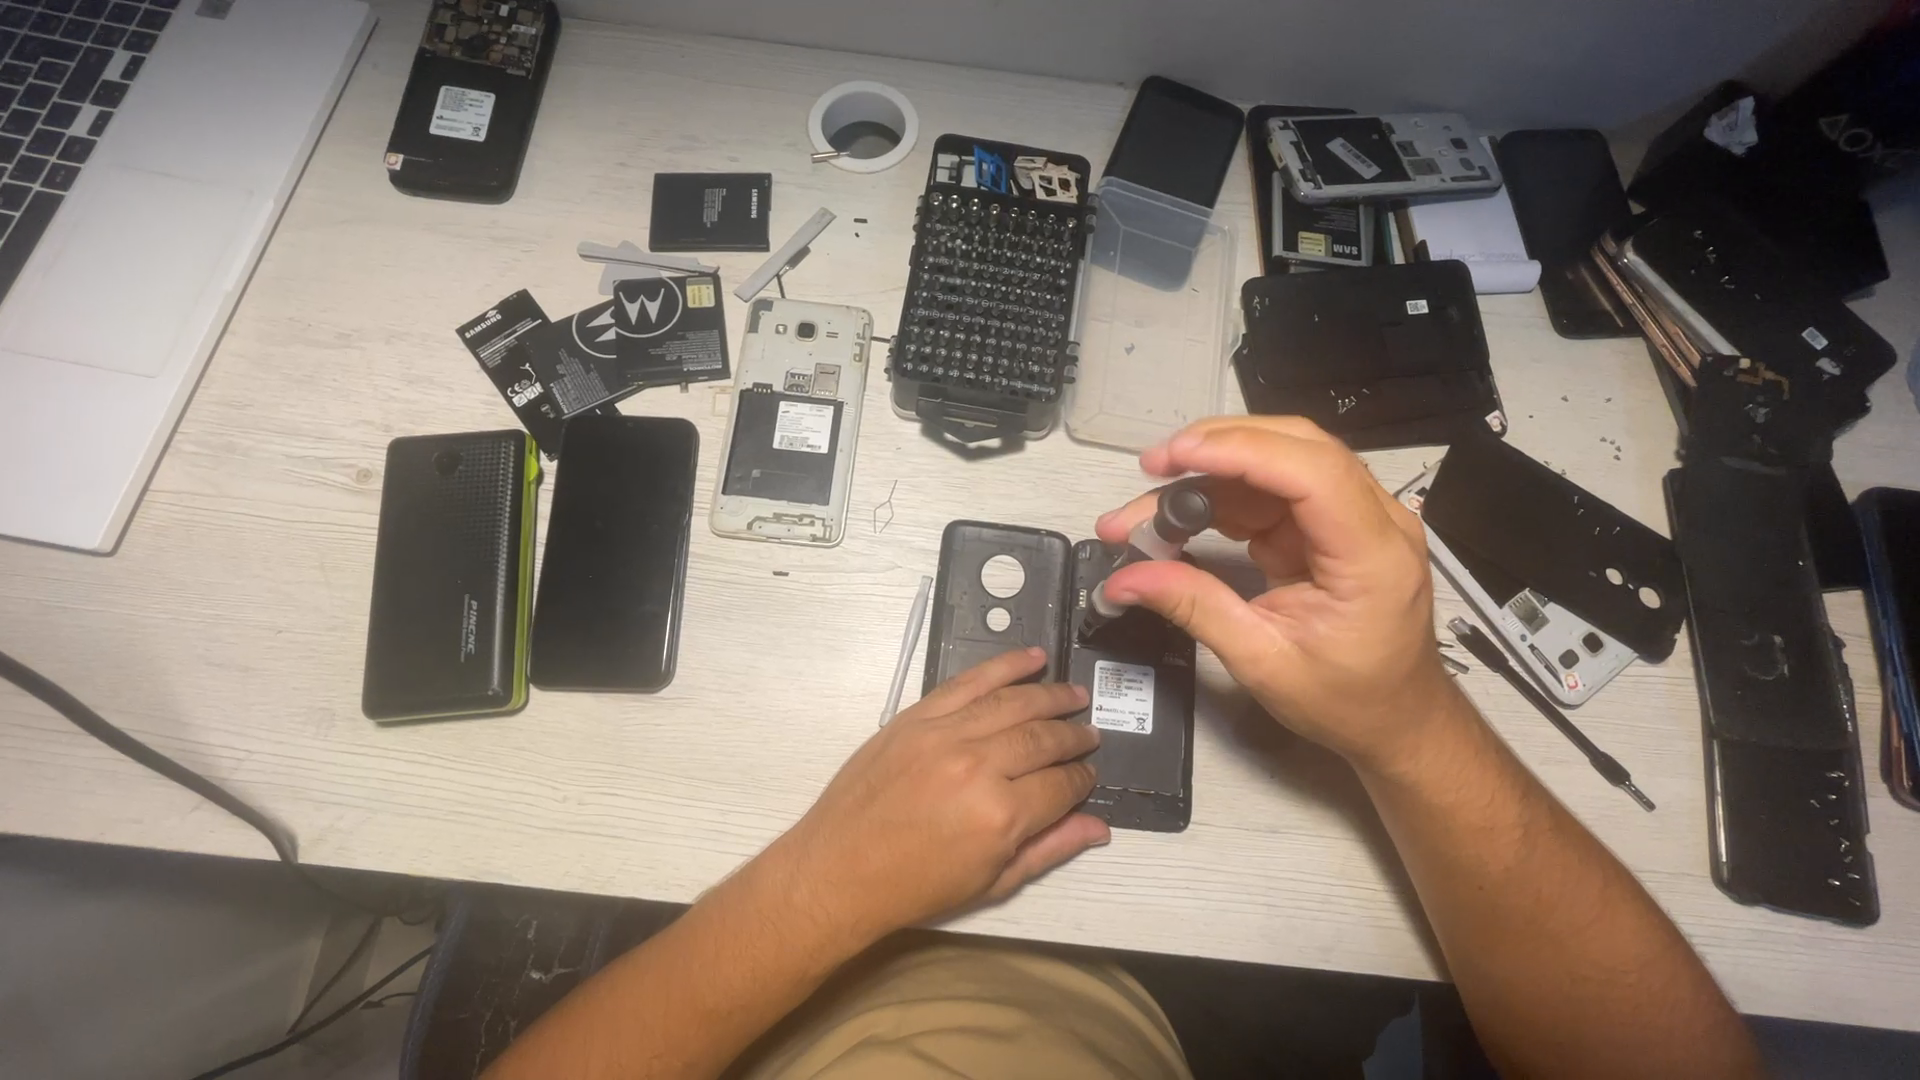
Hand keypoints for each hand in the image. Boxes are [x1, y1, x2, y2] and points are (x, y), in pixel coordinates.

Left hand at [773, 648, 1107, 939]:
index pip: (1062, 784)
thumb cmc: (916, 887)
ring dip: (1050, 695)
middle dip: (1073, 736)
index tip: (1088, 774)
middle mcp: (979, 765)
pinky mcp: (917, 715)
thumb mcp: (991, 883)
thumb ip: (1050, 849)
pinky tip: (1033, 658)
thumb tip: (1099, 827)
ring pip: (1014, 702)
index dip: (1082, 779)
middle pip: (1043, 738)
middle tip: (1089, 733)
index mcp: (1001, 816)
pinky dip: (1005, 665)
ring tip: (1075, 695)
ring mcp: (946, 734)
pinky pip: (969, 681)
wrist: (839, 869)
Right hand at [1095, 416, 1463, 769]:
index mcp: (1372, 555)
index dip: (1242, 452)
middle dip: (1217, 447)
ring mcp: (1346, 517)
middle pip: (1294, 447)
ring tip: (1142, 511)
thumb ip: (1195, 609)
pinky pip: (1264, 494)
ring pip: (1272, 465)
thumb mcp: (1263, 662)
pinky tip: (1173, 521)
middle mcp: (1371, 519)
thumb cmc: (1347, 700)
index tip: (1175, 457)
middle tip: (1150, 468)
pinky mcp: (1321, 526)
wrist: (1395, 719)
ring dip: (1204, 478)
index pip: (1312, 473)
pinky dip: (1215, 501)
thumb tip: (1124, 580)